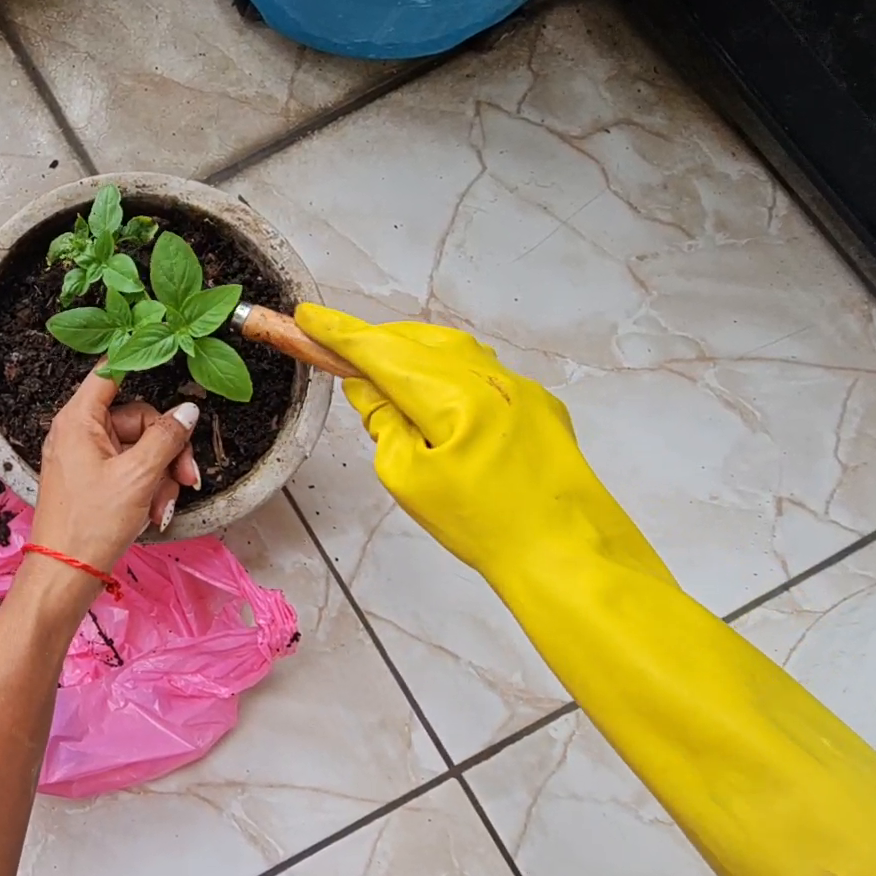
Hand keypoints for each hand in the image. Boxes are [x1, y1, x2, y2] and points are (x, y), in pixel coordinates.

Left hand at [32, 367, 201, 573]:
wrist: (65, 574)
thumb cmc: (90, 524)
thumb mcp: (138, 476)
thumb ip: (166, 438)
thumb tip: (187, 411)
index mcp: (79, 419)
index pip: (110, 373)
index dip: (139, 362)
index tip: (168, 353)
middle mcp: (79, 431)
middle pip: (138, 419)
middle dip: (167, 451)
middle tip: (187, 478)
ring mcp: (85, 456)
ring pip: (139, 450)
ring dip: (159, 477)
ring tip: (162, 507)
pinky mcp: (92, 480)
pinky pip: (128, 470)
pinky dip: (146, 488)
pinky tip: (153, 513)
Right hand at [293, 304, 665, 582]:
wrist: (571, 560)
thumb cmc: (480, 525)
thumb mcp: (406, 477)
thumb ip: (382, 422)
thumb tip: (368, 388)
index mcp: (455, 395)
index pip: (382, 352)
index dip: (339, 332)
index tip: (305, 315)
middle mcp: (491, 378)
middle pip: (417, 340)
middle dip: (373, 338)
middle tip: (334, 349)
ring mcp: (521, 389)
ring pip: (451, 349)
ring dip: (407, 349)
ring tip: (377, 369)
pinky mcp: (537, 407)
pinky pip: (477, 369)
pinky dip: (440, 367)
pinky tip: (429, 392)